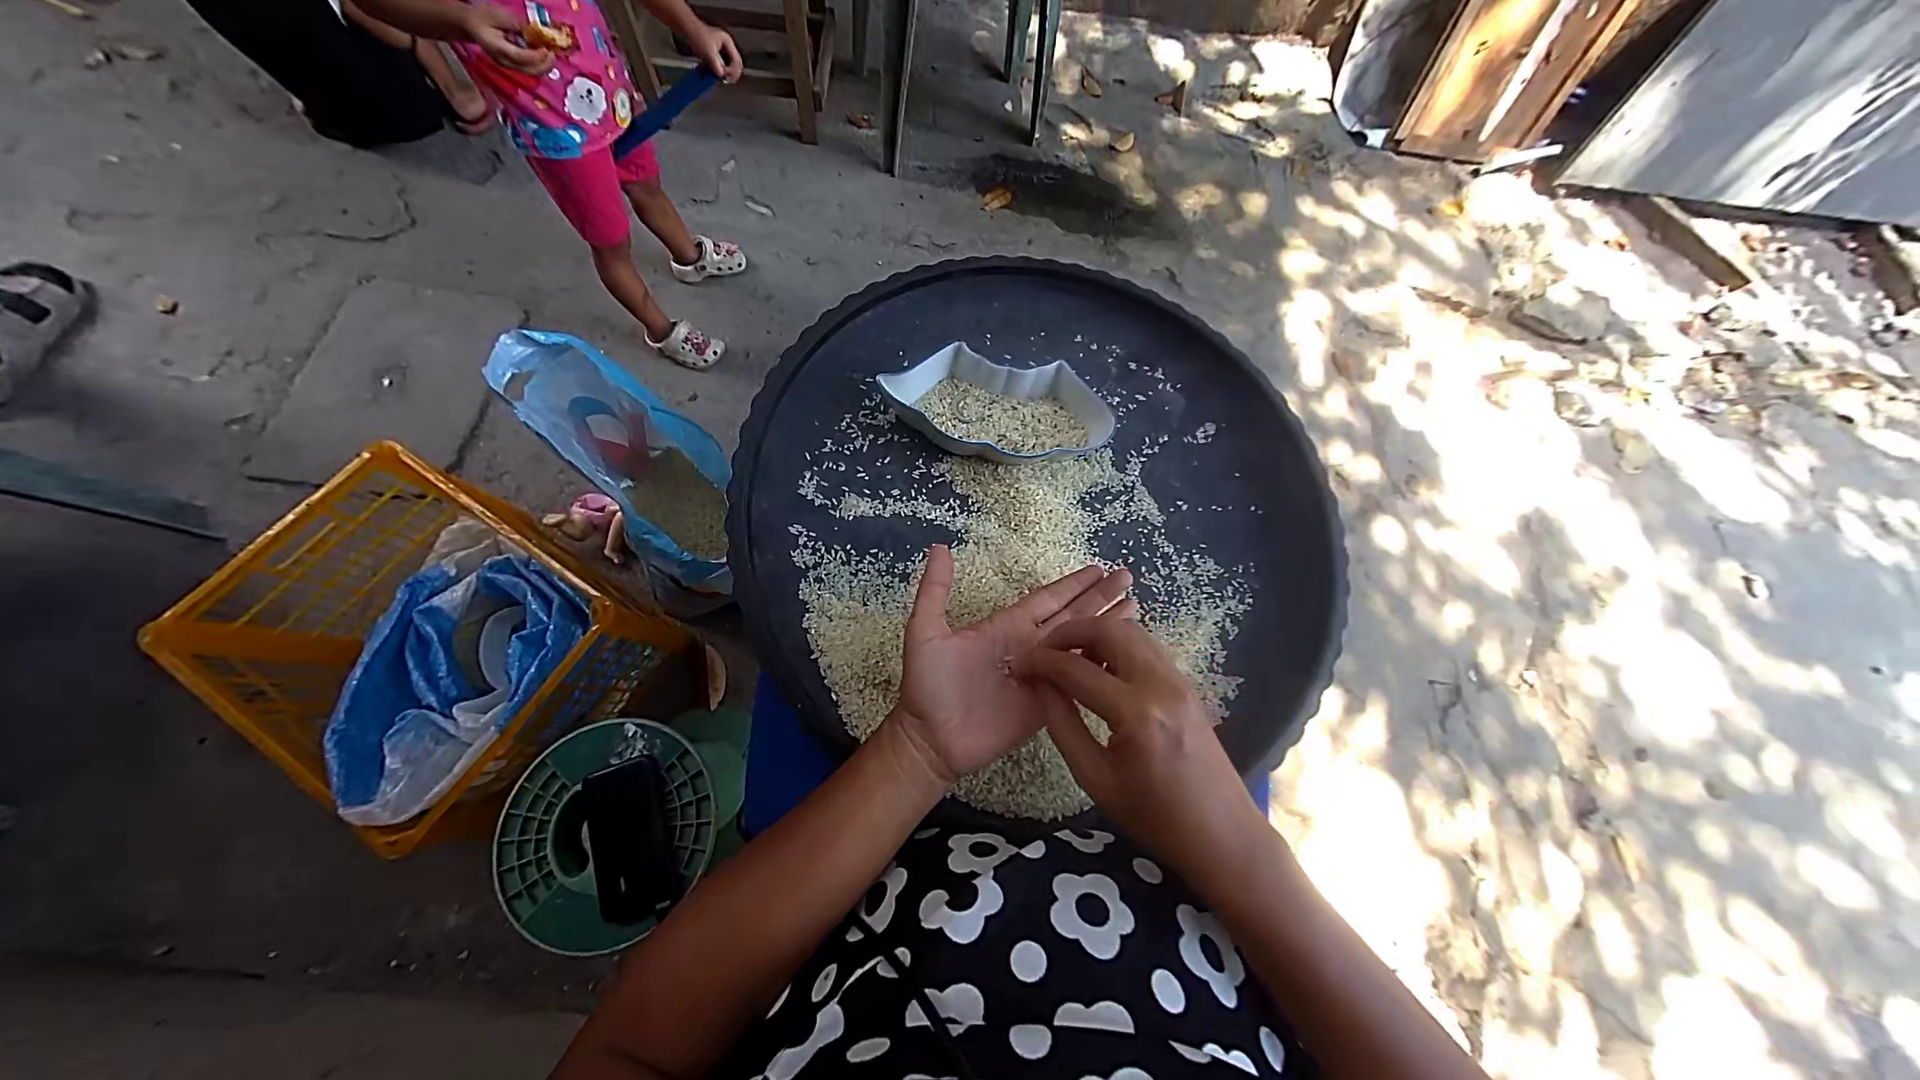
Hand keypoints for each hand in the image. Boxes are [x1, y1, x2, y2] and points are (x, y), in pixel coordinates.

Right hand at [462, 5, 552, 74]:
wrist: (470, 25)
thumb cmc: (483, 17)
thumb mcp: (498, 15)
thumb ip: (516, 25)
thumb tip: (534, 31)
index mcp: (498, 48)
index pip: (522, 57)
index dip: (536, 56)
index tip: (546, 49)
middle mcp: (505, 62)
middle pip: (530, 70)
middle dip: (545, 63)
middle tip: (552, 52)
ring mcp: (510, 66)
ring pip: (532, 72)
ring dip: (544, 64)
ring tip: (550, 53)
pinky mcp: (514, 66)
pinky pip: (530, 68)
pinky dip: (539, 63)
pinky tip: (543, 54)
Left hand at [689, 23, 742, 81]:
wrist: (686, 28)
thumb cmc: (698, 37)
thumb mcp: (708, 53)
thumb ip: (716, 66)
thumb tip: (722, 77)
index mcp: (728, 43)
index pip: (737, 61)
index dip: (733, 71)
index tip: (726, 77)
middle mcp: (727, 46)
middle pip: (735, 64)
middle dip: (731, 73)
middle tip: (725, 81)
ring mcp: (721, 49)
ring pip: (728, 65)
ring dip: (724, 73)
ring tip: (719, 78)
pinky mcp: (715, 52)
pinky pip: (720, 64)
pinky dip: (717, 70)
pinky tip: (712, 74)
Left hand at [888, 545, 1133, 782]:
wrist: (931, 738)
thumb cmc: (928, 684)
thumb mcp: (926, 630)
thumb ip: (935, 590)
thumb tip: (940, 547)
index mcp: (1007, 627)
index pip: (1048, 599)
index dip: (1073, 584)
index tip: (1098, 568)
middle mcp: (1030, 646)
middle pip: (1073, 616)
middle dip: (1100, 597)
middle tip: (1128, 576)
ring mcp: (1043, 675)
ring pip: (1082, 644)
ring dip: (1108, 626)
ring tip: (1136, 606)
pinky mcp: (1049, 703)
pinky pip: (1080, 681)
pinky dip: (1102, 665)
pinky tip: (1125, 654)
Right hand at [1014, 617, 1266, 889]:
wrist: (1224, 836)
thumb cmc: (1155, 818)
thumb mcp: (1095, 778)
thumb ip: (1062, 724)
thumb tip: (1040, 684)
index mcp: (1136, 714)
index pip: (1075, 668)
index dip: (1040, 662)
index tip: (1019, 665)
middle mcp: (1160, 684)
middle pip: (1108, 629)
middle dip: (1068, 633)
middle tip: (1043, 652)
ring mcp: (1179, 680)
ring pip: (1131, 631)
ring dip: (1095, 635)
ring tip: (1070, 661)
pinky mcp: (1187, 684)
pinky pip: (1146, 647)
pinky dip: (1118, 646)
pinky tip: (1101, 672)